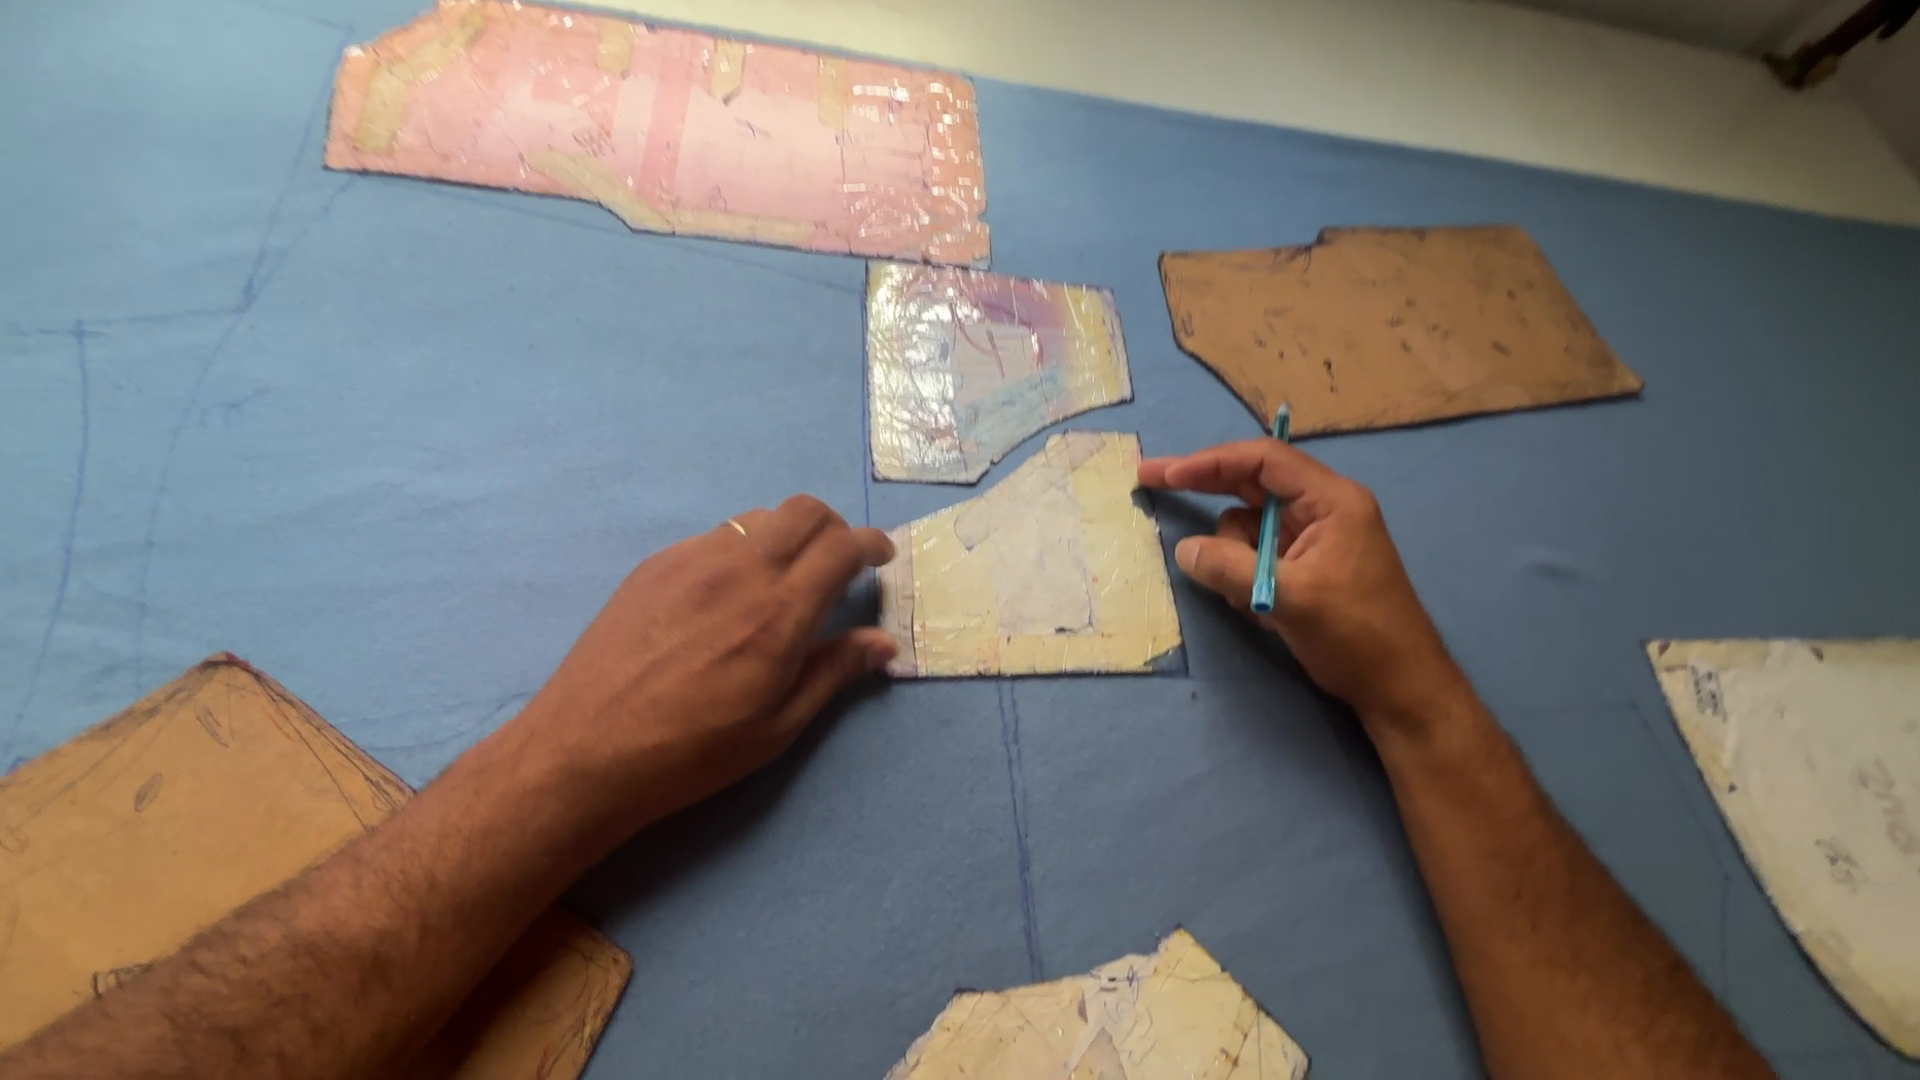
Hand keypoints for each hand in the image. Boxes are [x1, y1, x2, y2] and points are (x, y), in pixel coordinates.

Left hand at [519, 496, 895, 828]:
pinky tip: (727, 592)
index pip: (842, 547)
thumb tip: (885, 642)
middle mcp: (740, 569)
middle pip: (804, 510)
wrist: (585, 750)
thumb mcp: (779, 726)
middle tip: (840, 560)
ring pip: (758, 517)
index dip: (872, 543)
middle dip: (835, 526)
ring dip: (787, 534)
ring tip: (784, 576)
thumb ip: (835, 672)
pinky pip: (714, 536)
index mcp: (779, 612)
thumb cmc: (694, 750)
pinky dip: (742, 548)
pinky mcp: (655, 565)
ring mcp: (692, 560)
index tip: (881, 557)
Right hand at [1139, 441, 1463, 723]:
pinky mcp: (1303, 566)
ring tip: (1250, 601)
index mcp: (1331, 501)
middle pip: (1250, 483)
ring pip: (1246, 528)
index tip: (1167, 473)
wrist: (1400, 688)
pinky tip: (1259, 611)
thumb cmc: (1357, 636)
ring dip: (1232, 557)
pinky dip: (1244, 578)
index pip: (1263, 461)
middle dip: (1203, 486)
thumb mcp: (1288, 598)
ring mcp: (1311, 539)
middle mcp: (1321, 510)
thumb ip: (1230, 568)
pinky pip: (1256, 557)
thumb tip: (1184, 549)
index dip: (1211, 462)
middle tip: (1150, 480)